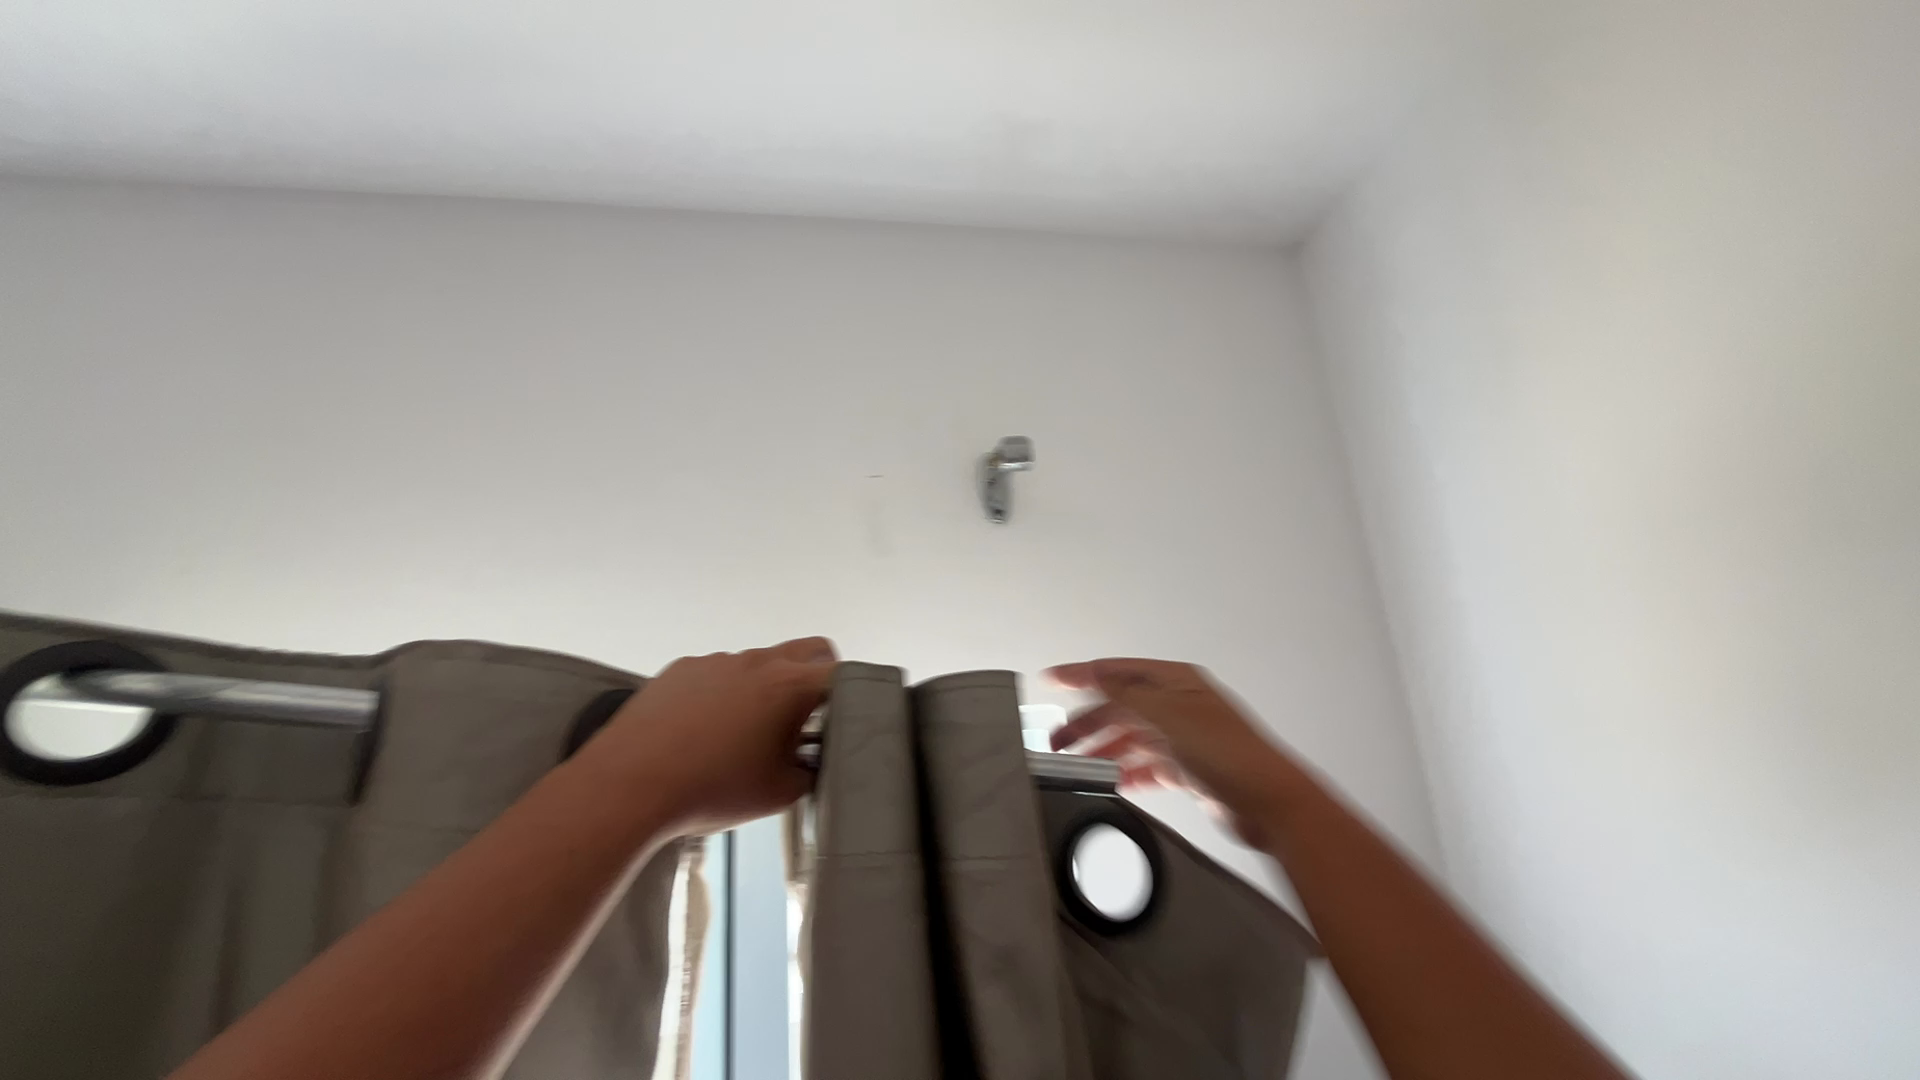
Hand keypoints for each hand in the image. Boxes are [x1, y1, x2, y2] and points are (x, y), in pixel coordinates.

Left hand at [580, 637, 836, 835]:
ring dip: (765, 688)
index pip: (842, 673)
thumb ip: (811, 771)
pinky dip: (724, 694)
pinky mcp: (680, 668)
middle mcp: (757, 662)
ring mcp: (716, 660)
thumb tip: (811, 762)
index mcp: (789, 686)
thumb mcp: (780, 793)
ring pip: (759, 663)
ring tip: (742, 737)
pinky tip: (701, 733)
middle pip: (808, 651)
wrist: (627, 787)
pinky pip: (717, 673)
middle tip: (806, 719)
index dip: (852, 696)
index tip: (843, 722)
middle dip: (817, 678)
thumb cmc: (712, 789)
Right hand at [1047, 658, 1305, 847]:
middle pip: (1120, 707)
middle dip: (1087, 722)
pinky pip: (1147, 766)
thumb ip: (1125, 696)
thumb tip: (1094, 676)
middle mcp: (1177, 704)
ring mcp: (1182, 737)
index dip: (1081, 675)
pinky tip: (1111, 782)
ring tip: (1076, 765)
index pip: (1117, 672)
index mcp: (1174, 681)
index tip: (1050, 679)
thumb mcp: (1166, 716)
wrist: (1270, 803)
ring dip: (1104, 749)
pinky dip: (1128, 772)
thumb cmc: (1222, 751)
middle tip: (1056, 742)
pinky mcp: (1187, 769)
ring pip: (1131, 738)